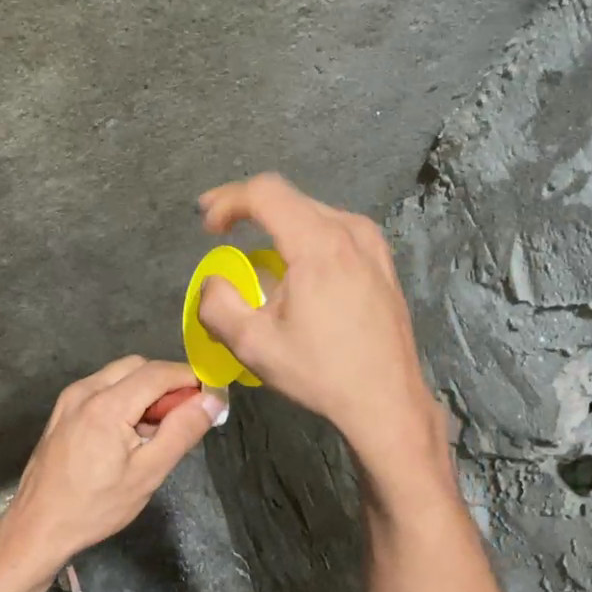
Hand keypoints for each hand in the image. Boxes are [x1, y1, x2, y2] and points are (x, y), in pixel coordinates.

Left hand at [0, 357, 222, 571]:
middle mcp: (84, 391)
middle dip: (167, 385)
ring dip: (145, 393)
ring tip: (157, 432)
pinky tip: (130, 435)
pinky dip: (123, 401)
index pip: (160, 372)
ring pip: (118, 376)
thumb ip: (182, 431)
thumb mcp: (147, 474)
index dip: (191, 380)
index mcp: (107, 404)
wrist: (38, 525)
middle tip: (184, 420)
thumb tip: (212, 400)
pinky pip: (101, 391)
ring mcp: (69, 400)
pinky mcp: (61, 413)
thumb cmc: (95, 507)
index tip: (212, 400)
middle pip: (138, 367)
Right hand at [197, 173, 445, 469]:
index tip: (206, 226)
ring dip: (278, 227)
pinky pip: (335, 234)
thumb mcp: (253, 345)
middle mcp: (350, 232)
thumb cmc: (319, 372)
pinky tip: (294, 271)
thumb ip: (217, 305)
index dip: (228, 200)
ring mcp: (372, 245)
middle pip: (290, 200)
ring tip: (254, 254)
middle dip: (248, 211)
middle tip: (219, 231)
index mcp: (318, 245)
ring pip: (313, 215)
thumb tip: (213, 282)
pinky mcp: (382, 263)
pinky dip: (305, 241)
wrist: (385, 398)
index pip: (266, 193)